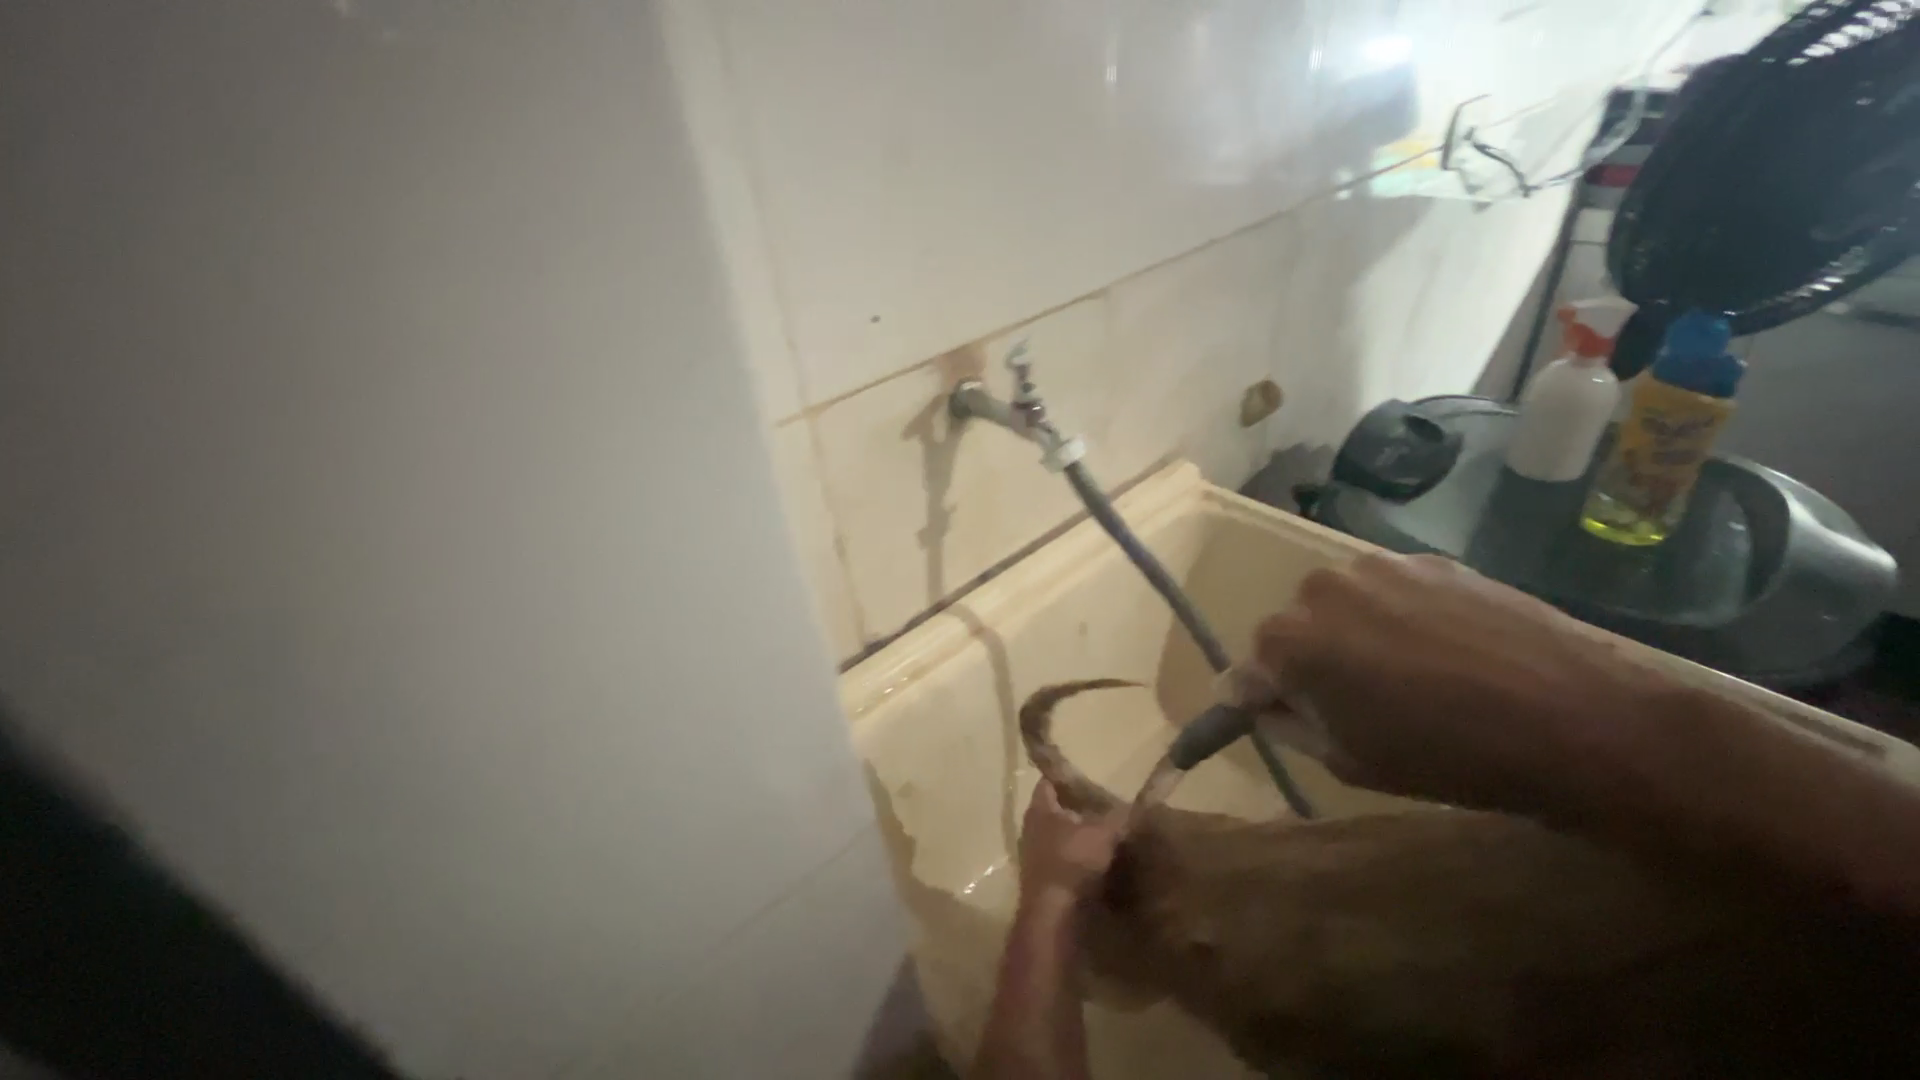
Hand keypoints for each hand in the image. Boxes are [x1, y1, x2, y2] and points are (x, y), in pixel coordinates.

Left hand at [1018, 780, 1124, 906]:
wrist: (1053, 913)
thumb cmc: (1071, 861)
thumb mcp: (1102, 834)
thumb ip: (1117, 817)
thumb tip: (1132, 805)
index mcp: (1039, 810)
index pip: (1048, 782)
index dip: (1065, 777)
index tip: (1086, 778)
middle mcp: (1030, 829)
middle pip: (1053, 811)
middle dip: (1075, 809)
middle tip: (1101, 807)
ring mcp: (1032, 855)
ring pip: (1056, 836)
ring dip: (1076, 836)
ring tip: (1103, 835)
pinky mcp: (1040, 879)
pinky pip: (1059, 860)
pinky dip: (1075, 858)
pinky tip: (1095, 863)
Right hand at [1255, 553, 1667, 816]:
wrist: (1579, 719)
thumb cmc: (1449, 756)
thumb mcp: (1350, 761)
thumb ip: (1290, 723)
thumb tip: (1267, 701)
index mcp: (1288, 642)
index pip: (1245, 672)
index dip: (1261, 699)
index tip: (1281, 716)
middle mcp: (1318, 589)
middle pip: (1292, 629)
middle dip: (1311, 660)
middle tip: (1360, 700)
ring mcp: (1376, 565)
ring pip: (1340, 605)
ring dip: (1354, 632)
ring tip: (1410, 672)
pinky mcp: (1428, 558)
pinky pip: (1389, 590)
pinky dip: (1398, 614)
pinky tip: (1445, 648)